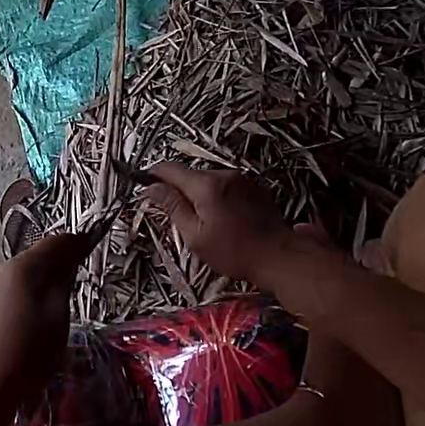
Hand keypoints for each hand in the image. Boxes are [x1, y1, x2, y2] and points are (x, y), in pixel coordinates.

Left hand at [0, 230, 98, 416]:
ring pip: (19, 279)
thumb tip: (66, 265)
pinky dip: (23, 301)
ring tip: (54, 309)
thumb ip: (62, 285)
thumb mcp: (58, 317)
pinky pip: (6, 297)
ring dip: (39, 285)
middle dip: (57, 264)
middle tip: (76, 279)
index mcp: (22, 268)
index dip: (77, 242)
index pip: (56, 242)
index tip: (91, 244)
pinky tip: (28, 327)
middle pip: (35, 259)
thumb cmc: (26, 353)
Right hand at [142, 164, 299, 284]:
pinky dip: (217, 196)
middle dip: (179, 190)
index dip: (155, 175)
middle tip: (177, 217)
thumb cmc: (234, 253)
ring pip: (208, 180)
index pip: (171, 169)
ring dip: (199, 195)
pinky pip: (225, 185)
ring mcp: (241, 179)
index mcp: (206, 186)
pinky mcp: (252, 186)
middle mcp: (224, 175)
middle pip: (190, 175)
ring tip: (204, 222)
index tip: (145, 184)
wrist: (278, 257)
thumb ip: (172, 207)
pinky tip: (222, 219)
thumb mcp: (195, 235)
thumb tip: (152, 188)